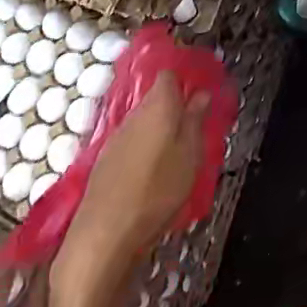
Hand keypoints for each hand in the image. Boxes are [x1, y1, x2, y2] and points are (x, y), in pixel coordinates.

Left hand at [59, 72, 212, 264]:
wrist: (105, 232)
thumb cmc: (157, 189)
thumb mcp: (190, 155)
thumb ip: (195, 120)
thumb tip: (200, 93)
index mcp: (158, 104)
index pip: (169, 74)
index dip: (185, 80)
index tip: (201, 95)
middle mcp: (135, 112)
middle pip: (156, 97)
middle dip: (176, 107)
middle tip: (197, 129)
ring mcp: (118, 135)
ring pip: (145, 120)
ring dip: (161, 130)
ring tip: (180, 154)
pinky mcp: (107, 158)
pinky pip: (134, 140)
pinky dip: (147, 148)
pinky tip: (156, 172)